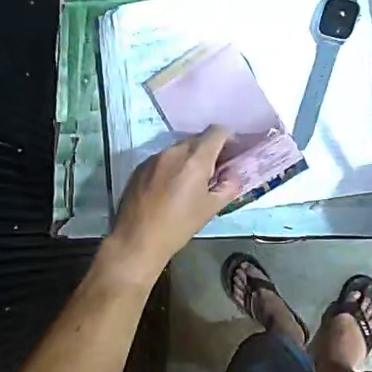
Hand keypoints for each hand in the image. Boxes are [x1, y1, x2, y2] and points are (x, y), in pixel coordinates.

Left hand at [103, 127, 237, 284]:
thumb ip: (228, 187)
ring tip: (189, 183)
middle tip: (213, 173)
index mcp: (195, 159)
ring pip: (179, 149)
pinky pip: (163, 159)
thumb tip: (234, 175)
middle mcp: (174, 151)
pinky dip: (172, 167)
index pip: (217, 132)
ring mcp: (154, 157)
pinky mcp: (140, 166)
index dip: (228, 140)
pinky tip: (169, 188)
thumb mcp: (211, 209)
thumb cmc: (179, 226)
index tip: (230, 155)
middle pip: (198, 140)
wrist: (136, 240)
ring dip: (189, 160)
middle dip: (209, 152)